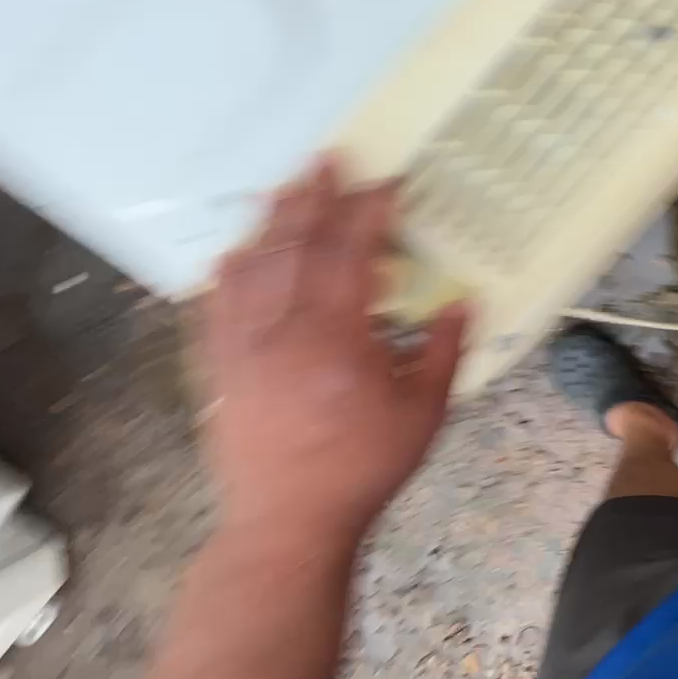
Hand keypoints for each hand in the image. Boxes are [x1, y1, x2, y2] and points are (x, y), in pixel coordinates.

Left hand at [200, 157, 469, 544]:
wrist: (289, 519)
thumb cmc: (367, 464)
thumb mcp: (425, 409)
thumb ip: (442, 349)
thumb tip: (461, 301)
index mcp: (335, 338)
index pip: (349, 256)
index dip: (369, 212)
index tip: (389, 182)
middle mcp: (279, 331)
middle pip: (293, 247)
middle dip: (313, 197)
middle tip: (329, 159)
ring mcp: (240, 347)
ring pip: (249, 266)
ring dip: (271, 222)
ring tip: (289, 189)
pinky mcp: (219, 366)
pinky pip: (215, 303)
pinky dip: (231, 268)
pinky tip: (240, 252)